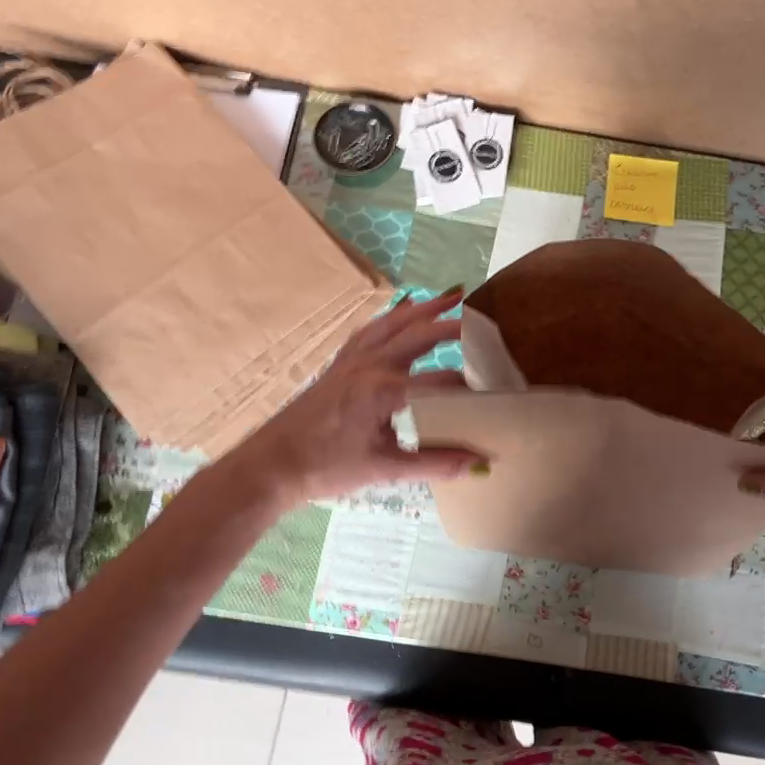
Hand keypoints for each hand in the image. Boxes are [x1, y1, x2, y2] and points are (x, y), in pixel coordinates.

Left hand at [222, 288, 480, 507]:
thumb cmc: (327, 467)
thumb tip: (479, 463)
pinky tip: (402, 315)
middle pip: (417, 334)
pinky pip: (371, 330)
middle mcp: (369, 365)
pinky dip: (392, 318)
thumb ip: (436, 462)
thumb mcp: (385, 468)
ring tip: (449, 296)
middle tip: (480, 315)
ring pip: (392, 323)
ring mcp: (351, 360)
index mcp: (384, 389)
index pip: (440, 380)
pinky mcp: (338, 364)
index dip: (469, 386)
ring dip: (423, 309)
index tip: (493, 390)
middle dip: (451, 322)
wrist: (271, 465)